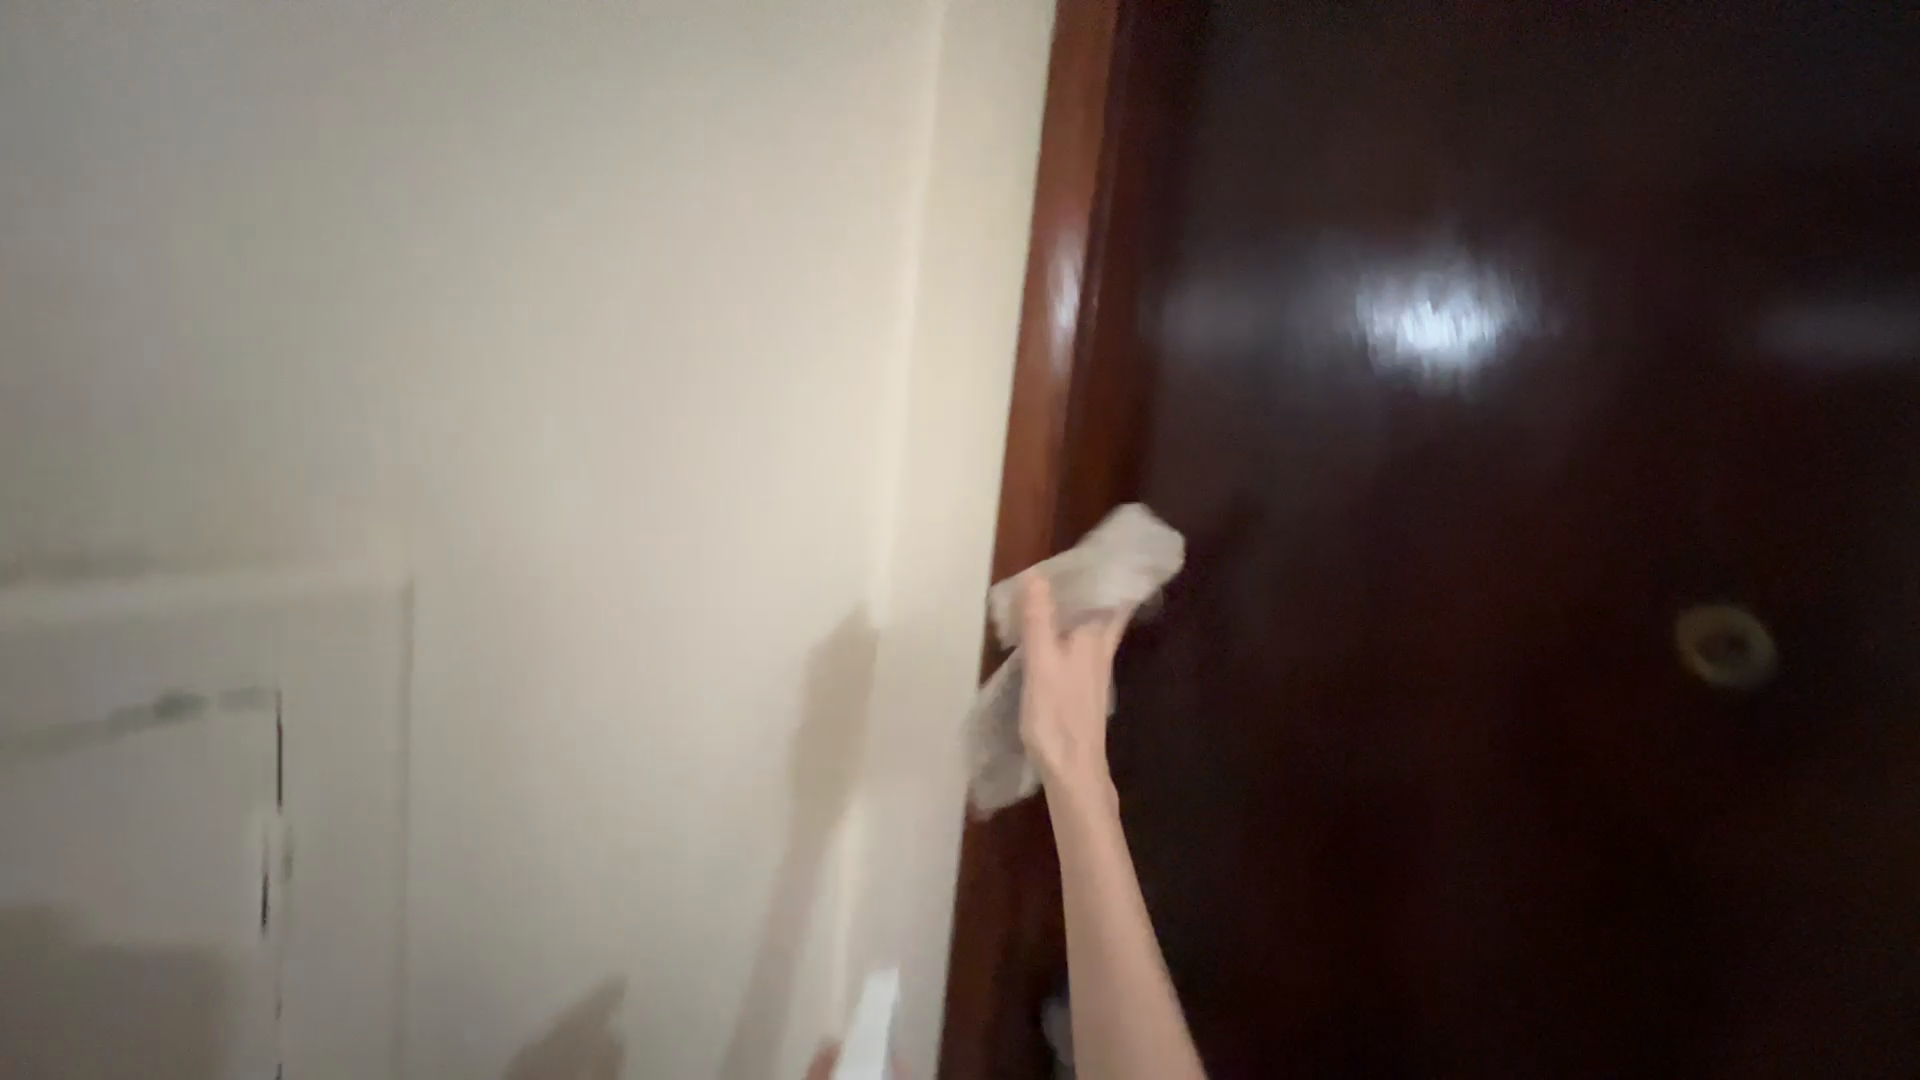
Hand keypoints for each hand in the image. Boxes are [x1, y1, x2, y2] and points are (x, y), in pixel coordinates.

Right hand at [1018, 575, 1131, 802]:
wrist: (1074, 769)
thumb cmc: (1057, 715)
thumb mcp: (1041, 664)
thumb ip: (1039, 621)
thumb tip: (1038, 576)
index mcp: (1093, 640)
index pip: (1112, 597)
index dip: (1111, 574)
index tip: (1106, 551)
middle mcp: (1100, 650)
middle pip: (1107, 611)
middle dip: (1102, 587)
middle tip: (1086, 564)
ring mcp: (1095, 670)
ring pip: (1096, 627)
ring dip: (1087, 606)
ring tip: (1068, 588)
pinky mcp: (1085, 686)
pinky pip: (1084, 644)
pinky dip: (1075, 628)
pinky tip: (1060, 632)